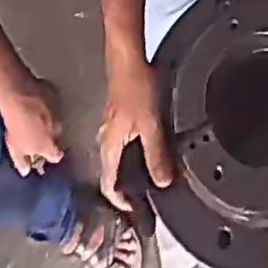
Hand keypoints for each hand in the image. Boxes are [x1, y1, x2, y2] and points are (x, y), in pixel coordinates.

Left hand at [0, 77, 65, 175]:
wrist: (19, 97)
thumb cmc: (16, 128)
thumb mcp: (14, 149)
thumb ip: (22, 162)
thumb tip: (26, 171)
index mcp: (48, 145)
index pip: (56, 156)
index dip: (52, 156)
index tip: (46, 155)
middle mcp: (58, 129)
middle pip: (57, 136)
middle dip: (50, 136)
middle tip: (38, 134)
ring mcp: (58, 110)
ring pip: (56, 119)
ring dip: (49, 120)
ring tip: (37, 116)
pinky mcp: (56, 94)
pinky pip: (54, 103)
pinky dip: (48, 105)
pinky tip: (37, 102)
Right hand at [98, 58, 173, 210]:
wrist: (128, 57)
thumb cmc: (136, 88)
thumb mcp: (150, 123)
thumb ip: (156, 154)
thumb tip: (162, 183)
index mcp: (109, 146)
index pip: (108, 185)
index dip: (121, 202)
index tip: (137, 210)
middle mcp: (105, 138)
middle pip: (112, 172)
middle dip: (128, 186)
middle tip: (148, 193)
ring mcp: (110, 125)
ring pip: (118, 155)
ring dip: (133, 167)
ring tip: (152, 171)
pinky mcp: (117, 113)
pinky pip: (123, 141)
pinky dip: (134, 149)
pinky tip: (149, 143)